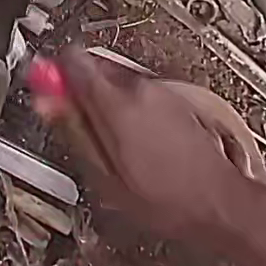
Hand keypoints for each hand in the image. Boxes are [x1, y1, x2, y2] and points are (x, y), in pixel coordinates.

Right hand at [29, 48, 265, 255]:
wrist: (219, 204)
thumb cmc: (165, 197)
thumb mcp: (103, 172)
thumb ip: (73, 129)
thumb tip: (46, 102)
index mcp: (116, 103)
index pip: (72, 62)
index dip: (53, 73)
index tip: (46, 89)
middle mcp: (139, 88)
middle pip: (93, 68)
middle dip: (78, 90)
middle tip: (74, 120)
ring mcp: (159, 91)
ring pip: (115, 80)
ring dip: (103, 99)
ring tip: (107, 138)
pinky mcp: (174, 98)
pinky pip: (136, 91)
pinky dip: (126, 105)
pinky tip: (131, 139)